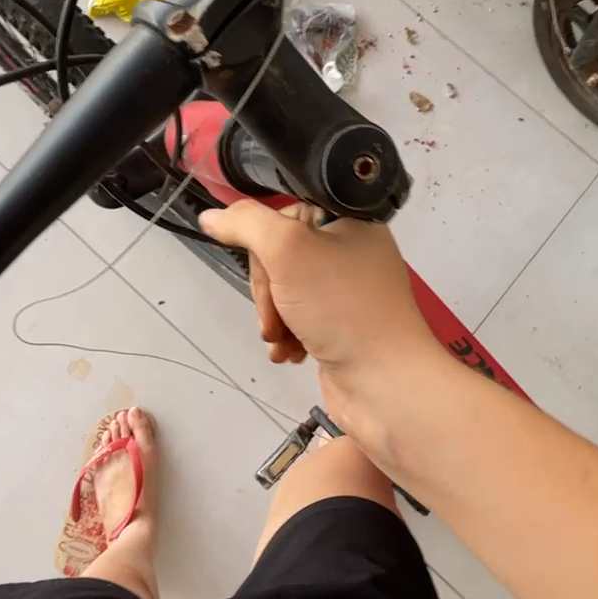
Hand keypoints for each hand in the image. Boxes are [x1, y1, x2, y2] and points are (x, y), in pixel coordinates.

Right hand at [198, 200, 442, 400]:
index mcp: (351, 221)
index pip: (287, 213)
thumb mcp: (288, 250)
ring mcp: (346, 291)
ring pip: (284, 289)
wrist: (385, 385)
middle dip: (268, 290)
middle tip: (274, 315)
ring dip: (273, 317)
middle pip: (280, 255)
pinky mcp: (341, 325)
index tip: (266, 268)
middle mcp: (351, 251)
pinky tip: (289, 353)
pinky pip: (297, 317)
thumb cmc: (342, 308)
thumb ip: (246, 224)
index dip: (266, 242)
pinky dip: (287, 335)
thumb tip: (212, 217)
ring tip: (281, 340)